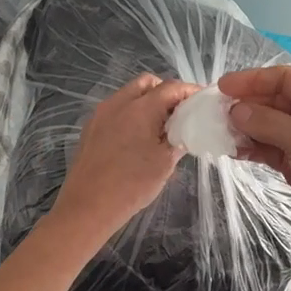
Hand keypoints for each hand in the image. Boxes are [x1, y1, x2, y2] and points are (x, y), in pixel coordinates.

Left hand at [50, 74, 198, 243]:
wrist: (88, 206)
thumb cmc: (132, 185)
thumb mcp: (165, 163)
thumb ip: (179, 138)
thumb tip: (185, 128)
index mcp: (141, 108)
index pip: (171, 87)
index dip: (190, 91)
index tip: (202, 102)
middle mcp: (118, 103)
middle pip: (148, 83)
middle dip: (167, 92)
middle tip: (180, 113)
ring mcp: (101, 113)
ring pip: (129, 94)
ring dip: (148, 102)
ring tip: (160, 126)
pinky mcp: (90, 127)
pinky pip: (116, 109)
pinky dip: (131, 113)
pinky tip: (138, 137)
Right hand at [218, 66, 290, 243]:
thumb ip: (266, 121)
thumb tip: (235, 111)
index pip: (285, 79)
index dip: (254, 80)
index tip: (224, 87)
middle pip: (274, 101)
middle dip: (247, 105)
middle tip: (217, 112)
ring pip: (268, 126)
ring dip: (245, 128)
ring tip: (220, 131)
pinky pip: (267, 149)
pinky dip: (250, 148)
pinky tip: (232, 150)